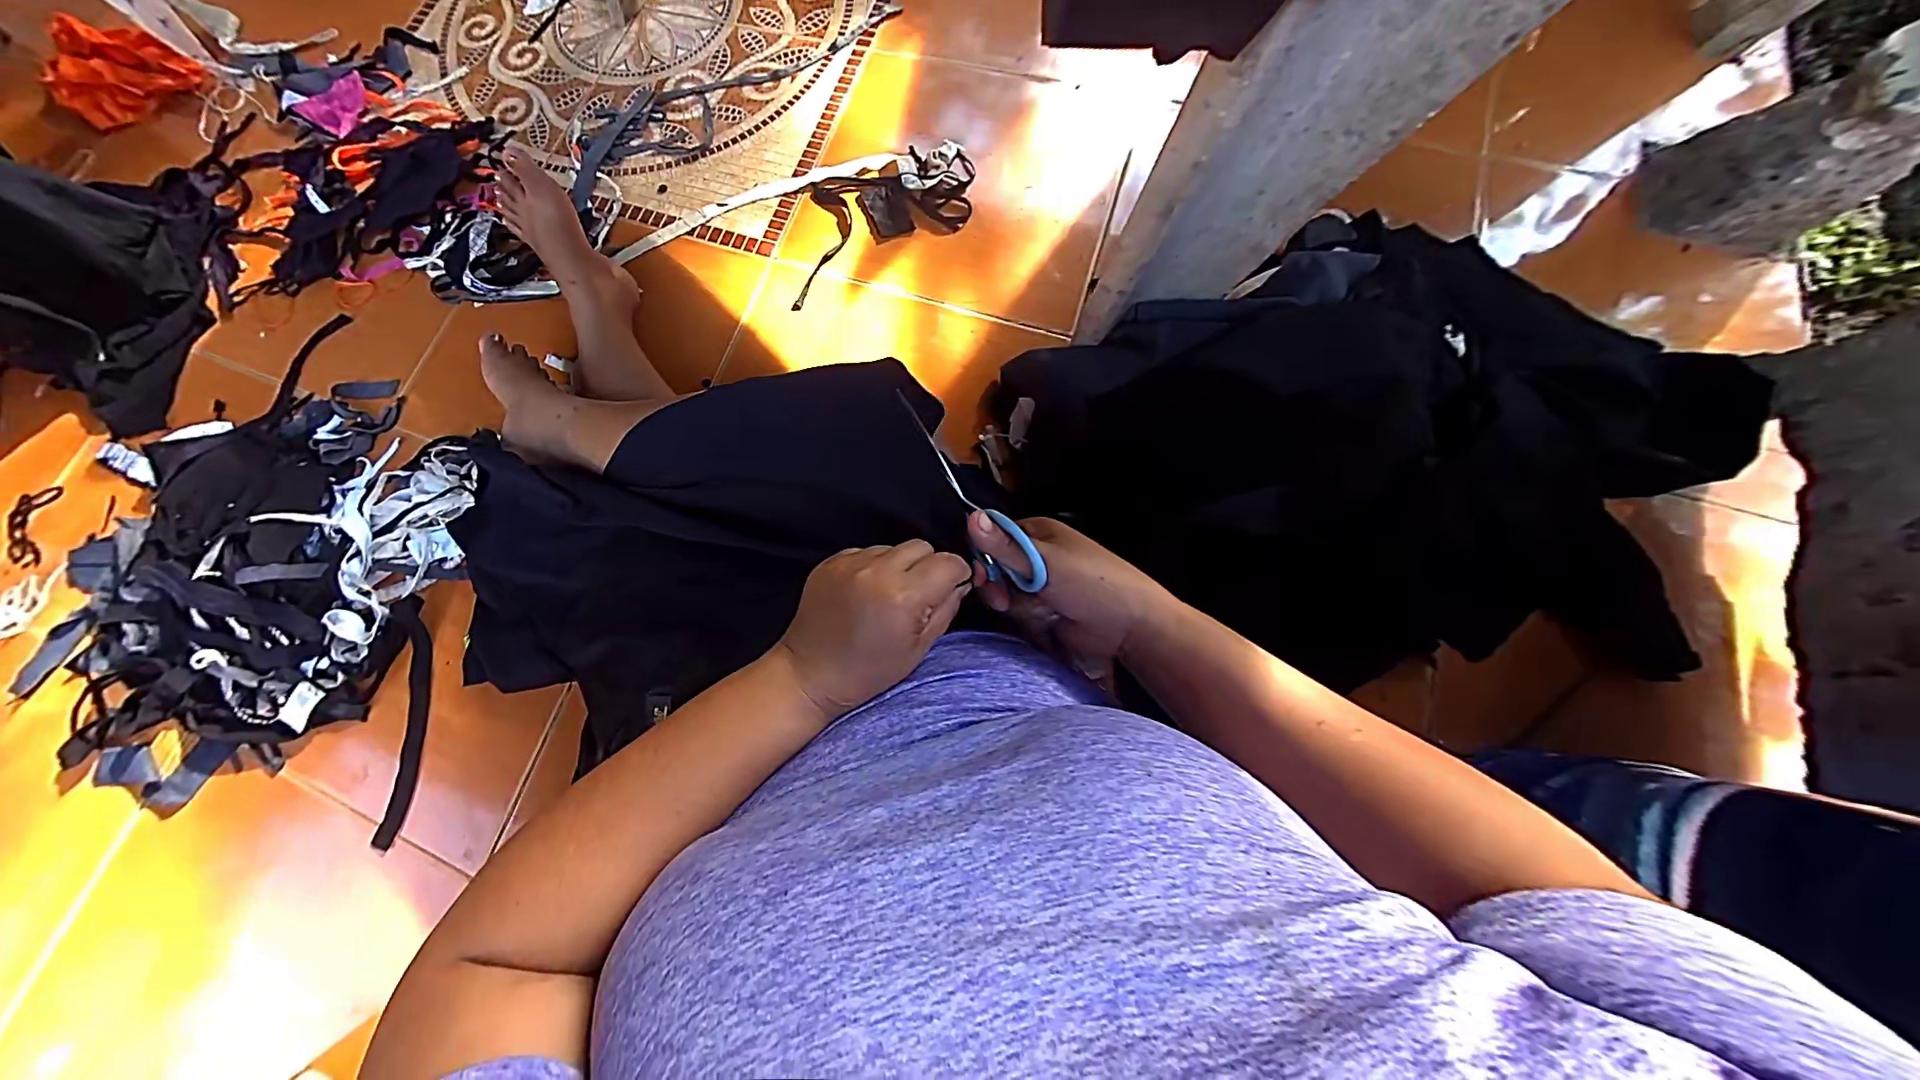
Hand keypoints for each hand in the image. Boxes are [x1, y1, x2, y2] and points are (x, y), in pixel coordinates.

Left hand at [773, 541, 972, 718]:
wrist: (810, 674)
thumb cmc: (867, 671)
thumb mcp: (919, 649)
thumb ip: (945, 609)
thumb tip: (958, 583)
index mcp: (903, 597)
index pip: (948, 562)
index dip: (956, 574)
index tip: (951, 586)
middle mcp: (877, 572)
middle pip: (923, 547)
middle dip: (928, 567)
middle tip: (917, 595)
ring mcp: (851, 564)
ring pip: (894, 547)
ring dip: (899, 566)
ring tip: (886, 595)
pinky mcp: (831, 562)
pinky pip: (867, 551)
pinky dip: (873, 567)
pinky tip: (865, 593)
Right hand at [968, 512, 1176, 682]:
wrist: (1129, 627)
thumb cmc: (1093, 584)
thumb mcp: (1045, 563)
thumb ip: (1005, 546)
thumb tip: (971, 517)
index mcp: (1037, 533)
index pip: (993, 537)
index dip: (983, 555)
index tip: (982, 574)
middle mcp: (1036, 556)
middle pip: (995, 568)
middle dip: (997, 586)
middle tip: (1005, 599)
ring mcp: (1040, 584)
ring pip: (1005, 593)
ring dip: (1015, 604)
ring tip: (1036, 611)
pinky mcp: (1044, 610)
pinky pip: (1019, 613)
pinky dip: (1026, 618)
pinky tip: (1043, 620)